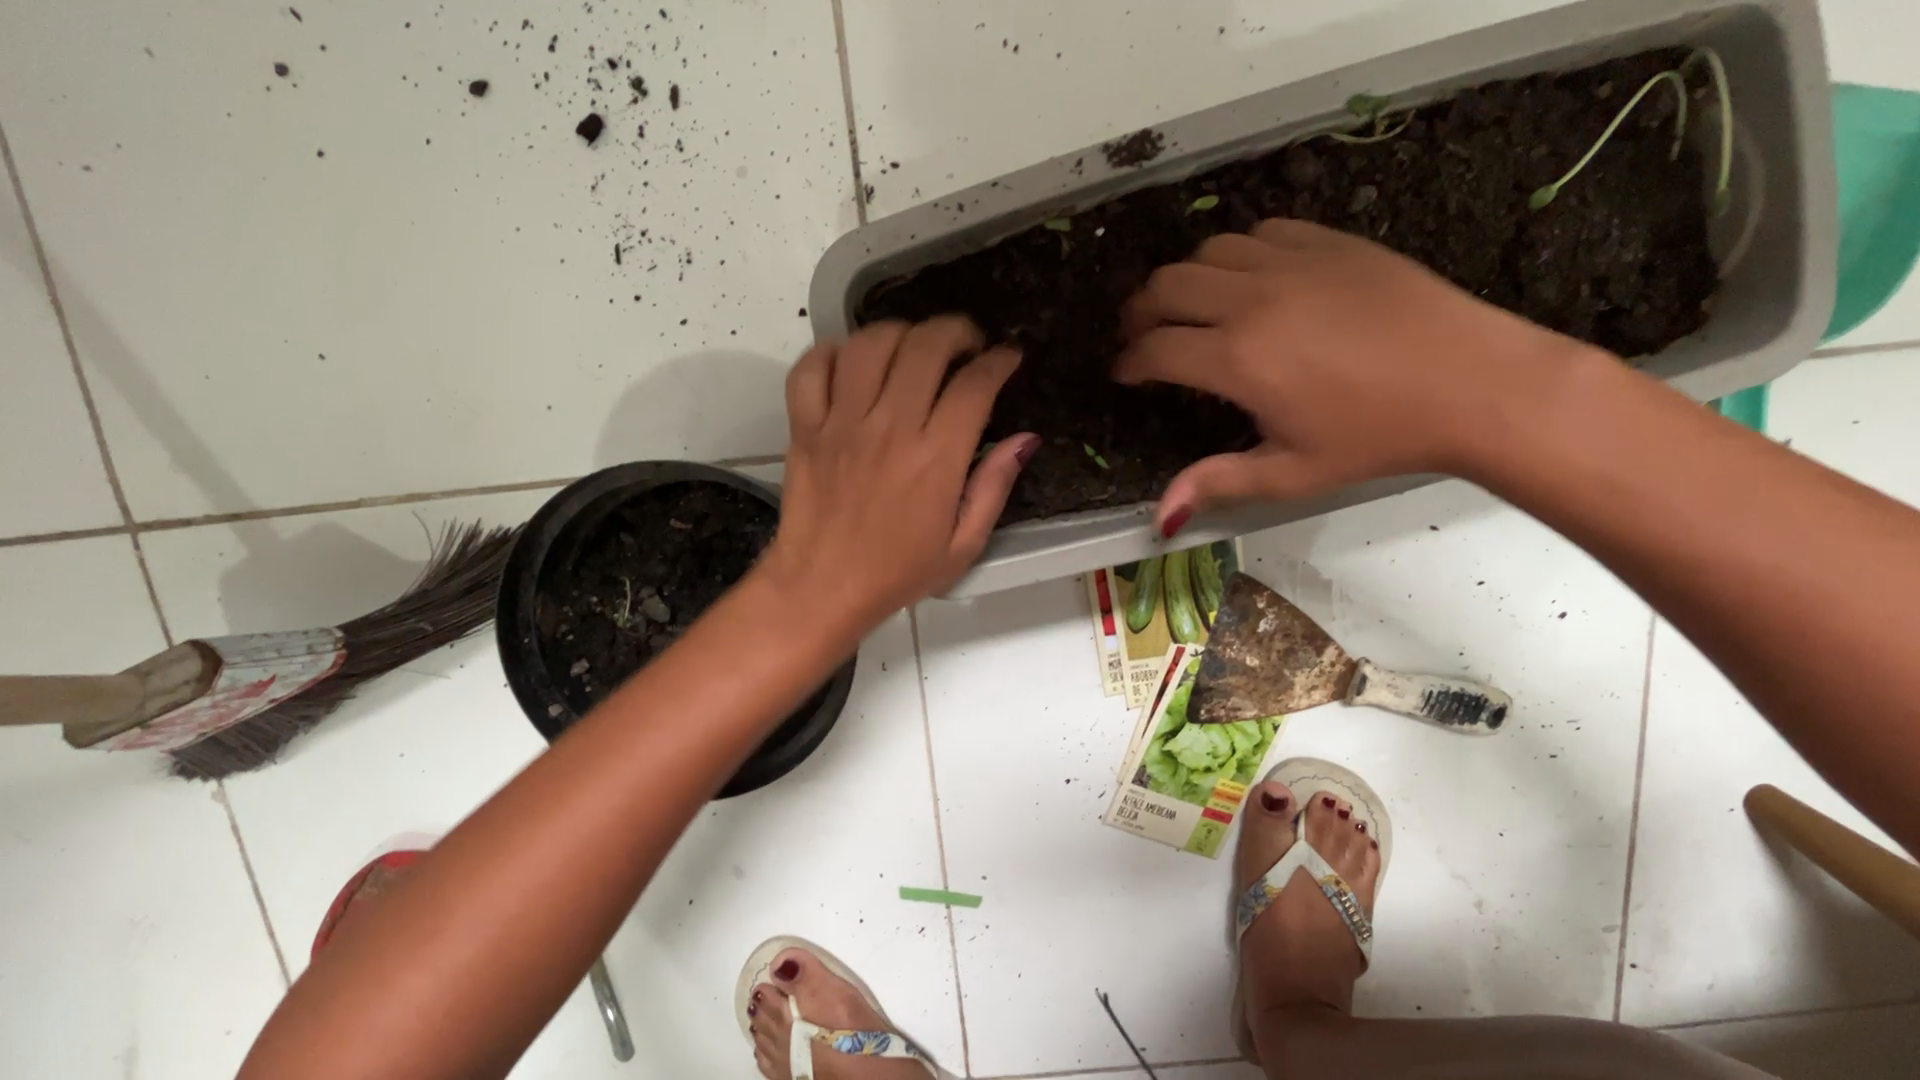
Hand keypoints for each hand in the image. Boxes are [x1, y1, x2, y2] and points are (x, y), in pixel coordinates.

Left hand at [759, 317, 1037, 634]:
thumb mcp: (963, 545)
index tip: (1007, 359)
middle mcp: (889, 428)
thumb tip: (1025, 438)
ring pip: (869, 344)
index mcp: (936, 459)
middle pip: (925, 347)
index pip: (974, 385)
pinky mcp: (804, 427)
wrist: (821, 589)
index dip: (998, 361)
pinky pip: (812, 368)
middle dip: (955, 331)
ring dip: (900, 332)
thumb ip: (994, 487)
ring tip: (913, 346)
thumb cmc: (897, 573)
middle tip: (966, 344)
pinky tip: (854, 361)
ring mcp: (841, 423)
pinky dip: (833, 352)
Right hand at [1116, 219, 1597, 534]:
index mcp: (1238, 360)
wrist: (1470, 382)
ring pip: (1206, 252)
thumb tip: (1158, 515)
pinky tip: (1247, 279)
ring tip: (1187, 305)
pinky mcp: (1328, 242)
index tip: (1124, 374)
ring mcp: (1292, 263)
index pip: (1154, 349)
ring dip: (1183, 278)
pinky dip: (1236, 253)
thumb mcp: (1292, 472)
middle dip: (1139, 313)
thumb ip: (1218, 482)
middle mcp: (1252, 300)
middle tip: (1139, 335)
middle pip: (1165, 287)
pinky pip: (1259, 233)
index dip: (1128, 363)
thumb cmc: (1377, 436)